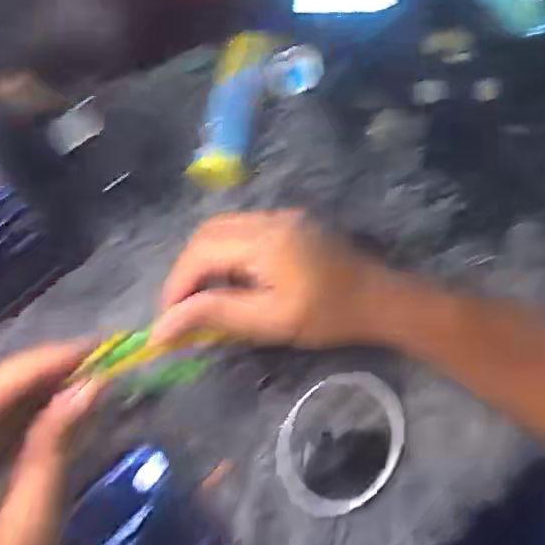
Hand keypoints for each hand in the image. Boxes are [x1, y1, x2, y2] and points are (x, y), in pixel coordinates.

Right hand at [149, 211, 390, 348]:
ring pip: (226, 228)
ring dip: (207, 259)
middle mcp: (271, 218)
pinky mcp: (294, 222)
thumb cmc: (329, 315)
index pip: (201, 253)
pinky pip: (247, 229)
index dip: (177, 286)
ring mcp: (285, 216)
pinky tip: (233, 281)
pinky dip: (228, 252)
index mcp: (265, 239)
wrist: (381, 299)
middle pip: (209, 233)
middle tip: (182, 309)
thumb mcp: (271, 321)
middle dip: (188, 270)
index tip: (168, 321)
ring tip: (203, 298)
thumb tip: (163, 327)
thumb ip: (216, 315)